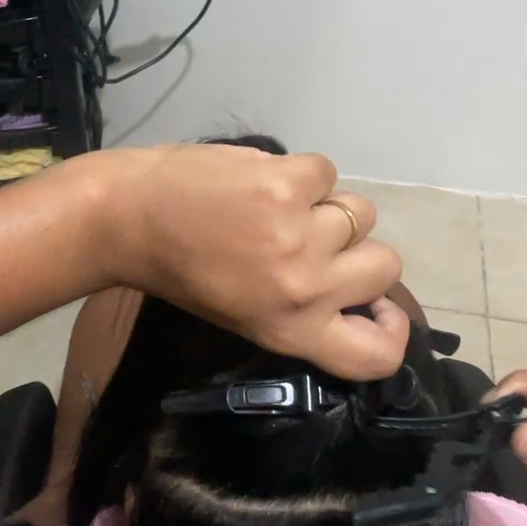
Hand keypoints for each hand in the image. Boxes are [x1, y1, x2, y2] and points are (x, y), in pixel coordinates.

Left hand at [73, 144, 407, 379]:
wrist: (131, 217)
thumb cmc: (184, 274)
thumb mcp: (248, 314)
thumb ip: (307, 309)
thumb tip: (361, 288)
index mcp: (292, 328)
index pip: (378, 354)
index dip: (395, 327)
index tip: (378, 305)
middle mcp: (306, 287)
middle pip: (386, 265)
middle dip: (359, 249)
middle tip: (317, 240)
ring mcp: (301, 231)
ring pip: (361, 212)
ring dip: (330, 206)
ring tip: (283, 206)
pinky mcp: (288, 182)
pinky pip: (327, 171)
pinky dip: (303, 173)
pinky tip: (265, 180)